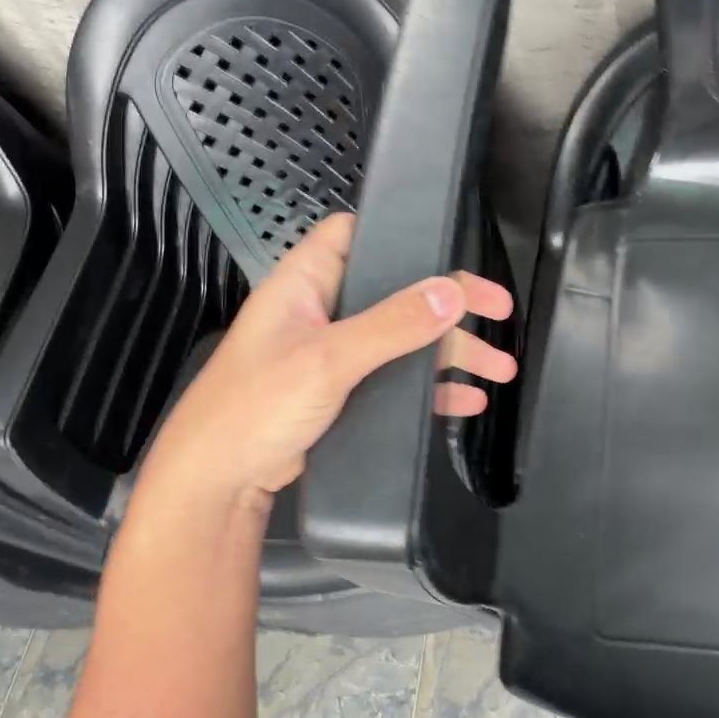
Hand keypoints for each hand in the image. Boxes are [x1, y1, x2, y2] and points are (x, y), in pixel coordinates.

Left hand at [136, 213, 516, 514]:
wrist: (218, 485)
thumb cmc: (254, 407)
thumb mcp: (327, 360)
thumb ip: (391, 325)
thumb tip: (452, 294)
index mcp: (305, 283)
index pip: (353, 234)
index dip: (398, 232)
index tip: (448, 246)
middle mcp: (322, 310)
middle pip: (396, 291)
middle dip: (450, 304)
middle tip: (499, 312)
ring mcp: (333, 353)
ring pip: (403, 338)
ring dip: (450, 351)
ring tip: (500, 368)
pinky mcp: (342, 393)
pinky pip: (397, 379)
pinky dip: (431, 387)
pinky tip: (466, 401)